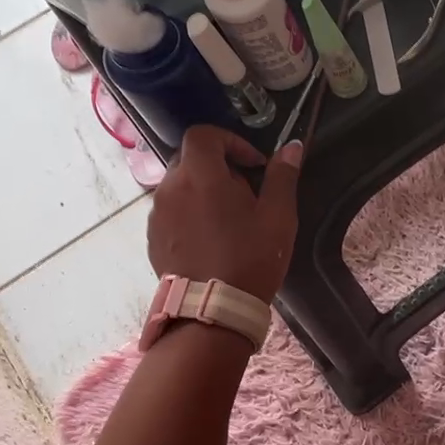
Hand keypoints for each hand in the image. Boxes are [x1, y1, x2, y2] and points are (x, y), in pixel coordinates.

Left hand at [147, 126, 303, 303]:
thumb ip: (283, 177)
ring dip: (203, 192)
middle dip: (219, 167)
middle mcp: (170, 187)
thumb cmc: (250, 258)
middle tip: (246, 194)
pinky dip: (191, 214)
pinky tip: (212, 241)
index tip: (254, 165)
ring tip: (230, 221)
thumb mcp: (278, 217)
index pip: (204, 135)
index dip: (231, 141)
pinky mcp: (153, 238)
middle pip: (190, 159)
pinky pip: (172, 212)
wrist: (213, 309)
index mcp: (201, 176)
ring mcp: (157, 214)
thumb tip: (291, 147)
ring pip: (180, 187)